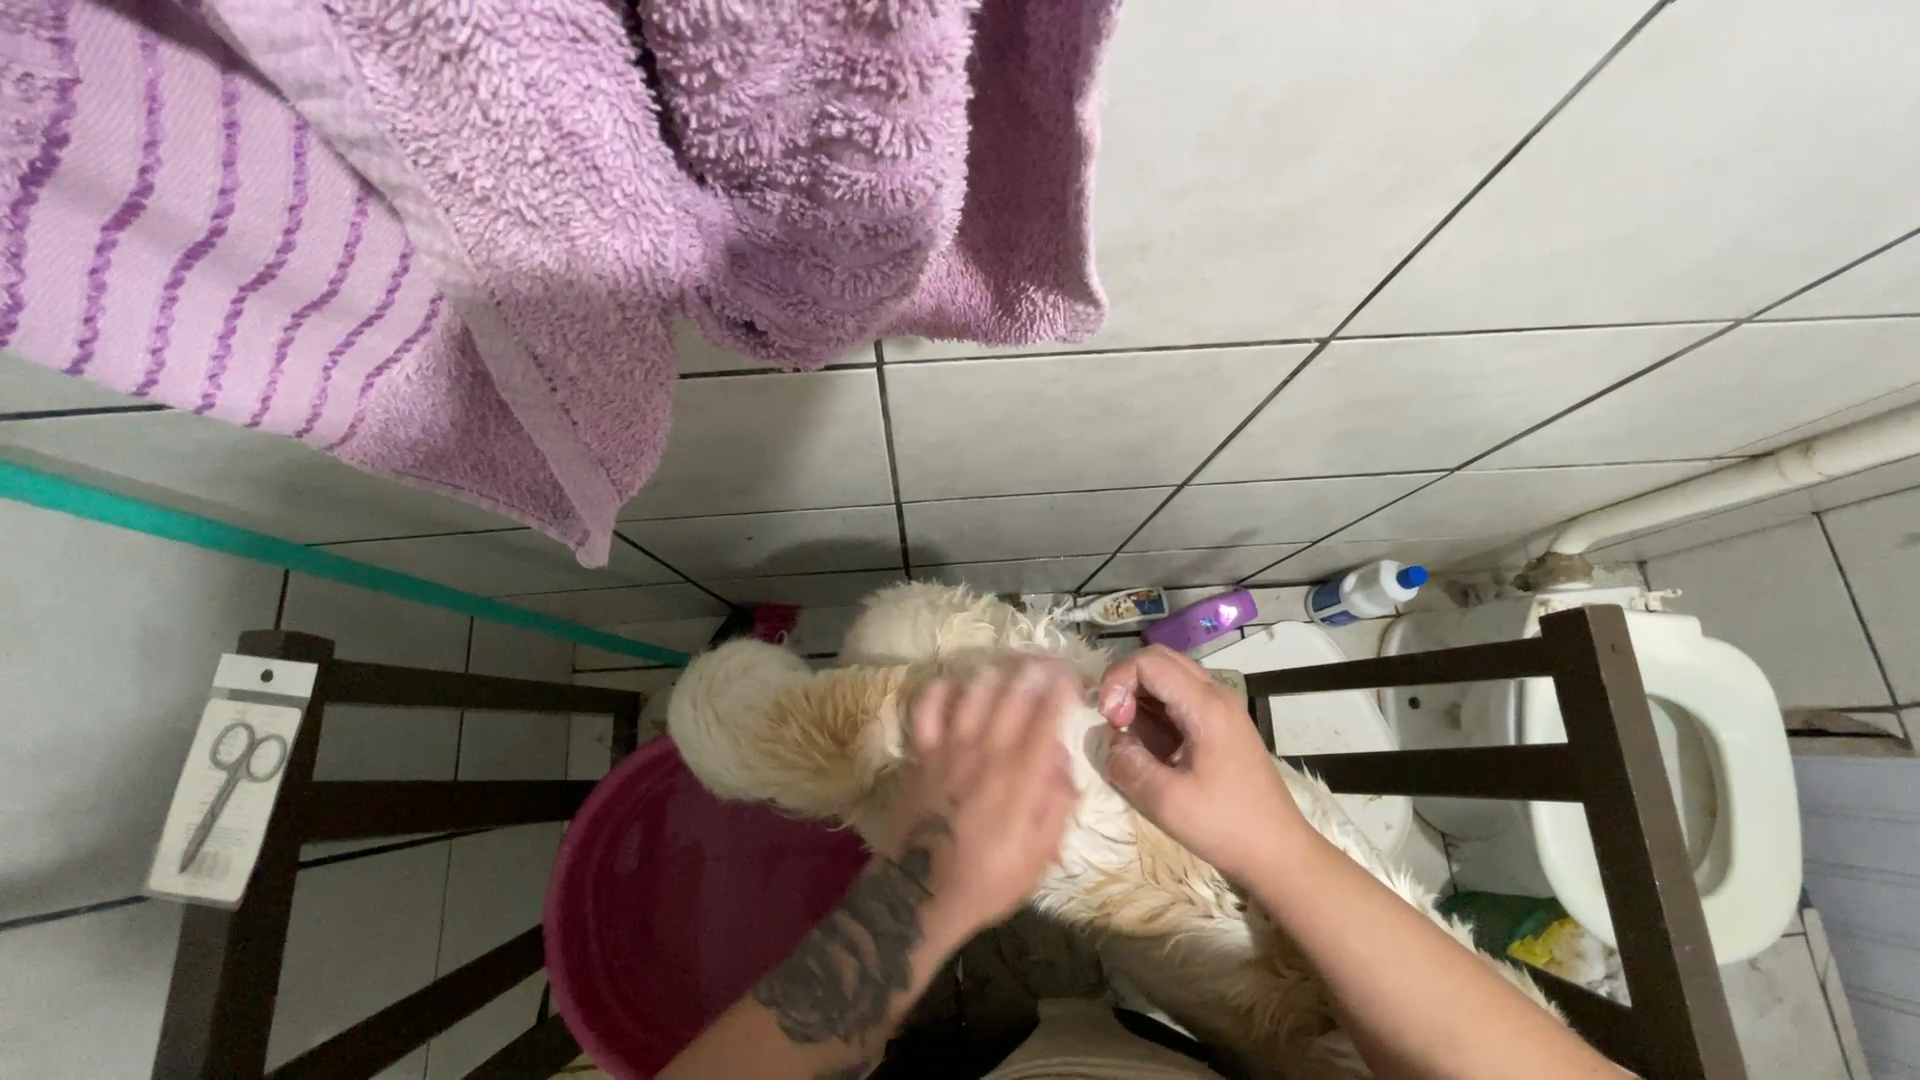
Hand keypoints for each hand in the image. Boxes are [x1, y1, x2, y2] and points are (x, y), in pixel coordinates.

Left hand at [870, 658, 1081, 946]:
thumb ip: (1056, 803)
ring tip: (1007, 664)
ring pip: (973, 693)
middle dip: (1032, 670)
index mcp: (1021, 777)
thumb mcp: (1040, 853)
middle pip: (1012, 694)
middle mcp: (987, 752)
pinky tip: (953, 683)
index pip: (1046, 717)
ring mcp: (949, 749)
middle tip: (1044, 659)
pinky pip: (927, 709)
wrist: (921, 895)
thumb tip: (1062, 760)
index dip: (1060, 689)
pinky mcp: (920, 754)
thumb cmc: (988, 879)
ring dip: (993, 672)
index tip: (1069, 674)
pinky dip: (940, 690)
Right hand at [1096, 645, 1304, 879]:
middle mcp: (1216, 695)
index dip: (1117, 681)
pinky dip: (1153, 708)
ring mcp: (1220, 708)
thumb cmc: (1225, 826)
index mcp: (1206, 707)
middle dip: (1125, 682)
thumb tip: (1112, 742)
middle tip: (1114, 721)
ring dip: (1138, 694)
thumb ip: (1128, 764)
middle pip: (1159, 659)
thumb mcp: (1166, 802)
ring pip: (1168, 675)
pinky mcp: (1219, 724)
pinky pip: (1178, 697)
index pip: (1149, 662)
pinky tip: (1146, 742)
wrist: (1279, 852)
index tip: (1110, 720)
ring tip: (1127, 733)